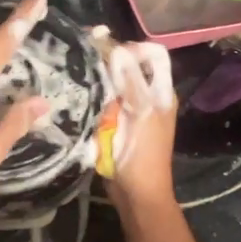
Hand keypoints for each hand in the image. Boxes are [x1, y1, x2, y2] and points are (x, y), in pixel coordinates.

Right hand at [95, 31, 177, 209]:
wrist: (136, 194)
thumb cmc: (144, 155)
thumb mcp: (141, 114)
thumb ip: (132, 81)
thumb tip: (119, 49)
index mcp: (161, 91)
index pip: (153, 54)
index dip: (134, 47)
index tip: (111, 53)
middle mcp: (148, 95)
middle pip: (131, 65)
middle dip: (111, 59)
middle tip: (87, 58)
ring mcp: (130, 109)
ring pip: (114, 81)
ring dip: (99, 77)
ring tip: (80, 73)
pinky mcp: (114, 121)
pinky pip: (103, 99)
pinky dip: (93, 94)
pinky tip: (79, 92)